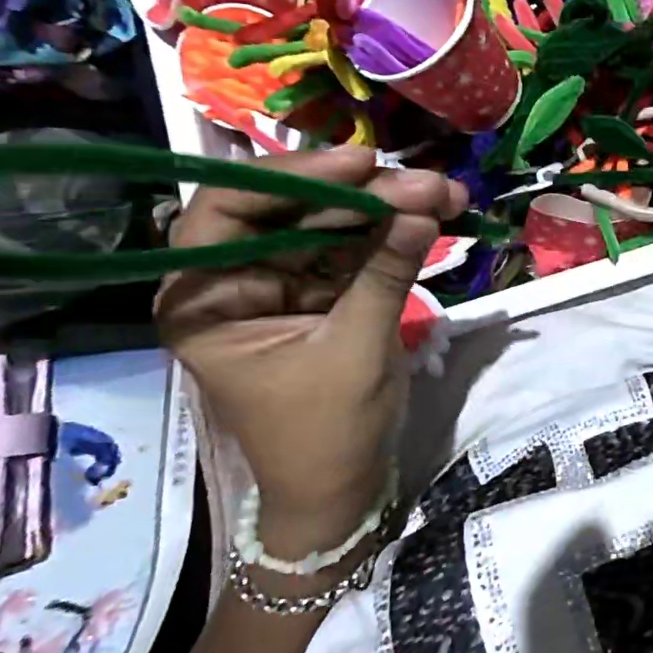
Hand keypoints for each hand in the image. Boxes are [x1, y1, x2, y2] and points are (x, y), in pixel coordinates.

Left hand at [154, 147, 466, 544]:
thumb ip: (385, 274)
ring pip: (332, 225)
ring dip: (390, 209)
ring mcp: (281, 282)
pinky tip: (434, 216)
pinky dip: (394, 234)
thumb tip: (424, 207)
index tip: (363, 163)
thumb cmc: (326, 434)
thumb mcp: (356, 351)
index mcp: (204, 299)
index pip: (231, 210)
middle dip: (365, 195)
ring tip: (448, 195)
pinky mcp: (321, 292)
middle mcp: (234, 279)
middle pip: (294, 212)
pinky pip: (355, 249)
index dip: (295, 178)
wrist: (342, 489)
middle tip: (432, 184)